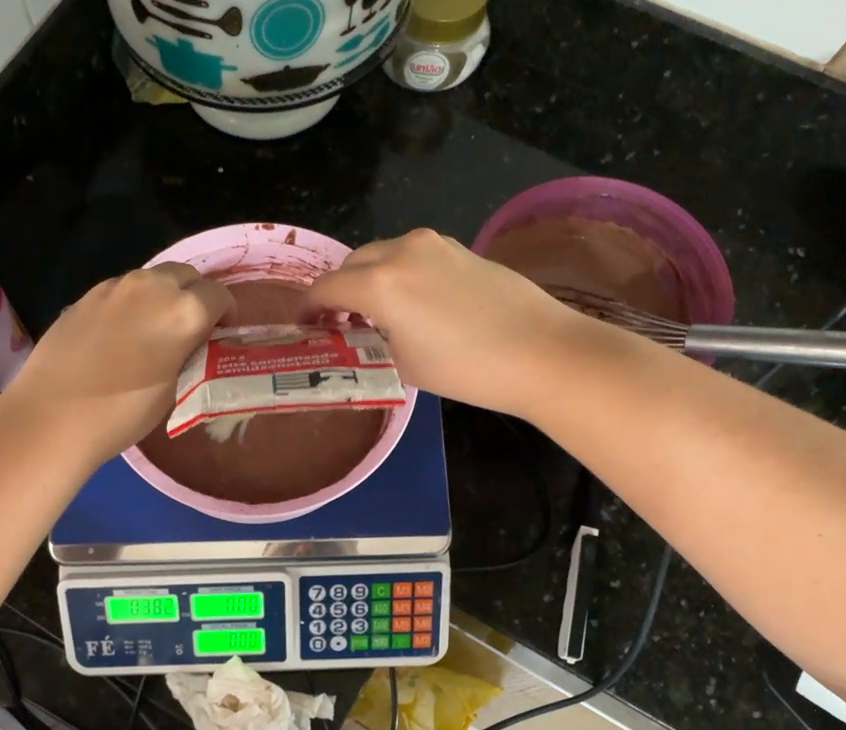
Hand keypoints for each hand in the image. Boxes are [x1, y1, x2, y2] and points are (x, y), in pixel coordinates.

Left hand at [3, 263, 232, 460]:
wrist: (53, 415)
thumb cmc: (123, 414)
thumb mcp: (174, 392)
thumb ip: (188, 357)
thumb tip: (189, 346)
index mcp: (184, 312)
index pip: (218, 295)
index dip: (225, 314)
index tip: (220, 333)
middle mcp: (152, 287)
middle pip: (185, 275)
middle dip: (194, 295)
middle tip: (190, 328)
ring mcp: (114, 287)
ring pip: (151, 279)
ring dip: (162, 296)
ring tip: (155, 329)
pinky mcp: (85, 296)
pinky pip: (121, 291)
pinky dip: (131, 304)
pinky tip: (121, 334)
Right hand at [305, 229, 624, 417]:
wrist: (540, 351)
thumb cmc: (464, 368)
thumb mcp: (402, 364)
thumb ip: (370, 341)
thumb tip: (359, 332)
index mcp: (379, 283)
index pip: (326, 288)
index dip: (308, 309)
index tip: (305, 328)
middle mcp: (400, 251)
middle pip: (352, 264)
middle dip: (338, 291)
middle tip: (337, 325)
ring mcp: (433, 244)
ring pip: (382, 255)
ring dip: (368, 280)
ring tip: (374, 316)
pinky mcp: (459, 249)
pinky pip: (412, 256)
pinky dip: (398, 274)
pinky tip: (411, 305)